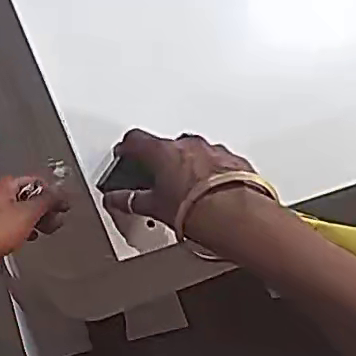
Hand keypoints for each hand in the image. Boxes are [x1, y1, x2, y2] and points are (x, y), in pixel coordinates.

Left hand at [0, 175, 70, 268]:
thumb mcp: (29, 212)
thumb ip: (48, 200)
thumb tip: (59, 193)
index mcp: (4, 183)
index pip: (36, 181)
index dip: (52, 192)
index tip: (62, 204)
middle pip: (29, 196)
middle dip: (45, 208)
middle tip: (55, 218)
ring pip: (22, 210)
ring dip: (36, 219)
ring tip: (45, 228)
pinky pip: (14, 223)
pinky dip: (25, 227)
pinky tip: (30, 235)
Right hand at [101, 130, 270, 238]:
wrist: (236, 216)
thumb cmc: (196, 208)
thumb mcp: (155, 208)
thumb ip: (132, 200)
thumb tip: (118, 200)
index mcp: (163, 151)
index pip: (136, 139)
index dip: (127, 147)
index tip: (124, 152)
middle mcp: (189, 144)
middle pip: (168, 145)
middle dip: (162, 160)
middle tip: (159, 180)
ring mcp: (214, 150)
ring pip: (196, 153)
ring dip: (190, 166)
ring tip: (187, 191)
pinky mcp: (235, 161)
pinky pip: (218, 161)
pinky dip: (212, 172)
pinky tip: (210, 192)